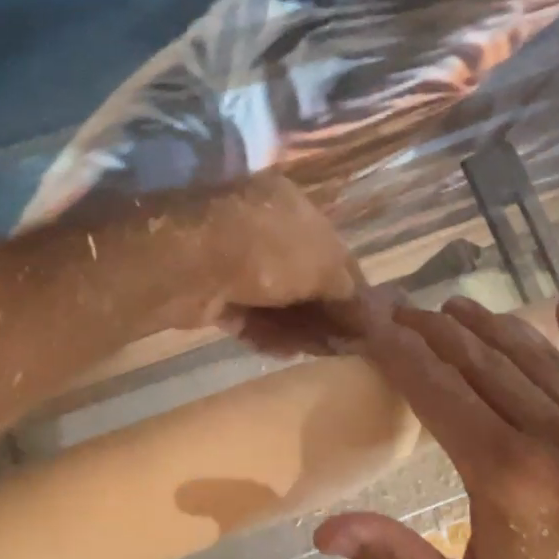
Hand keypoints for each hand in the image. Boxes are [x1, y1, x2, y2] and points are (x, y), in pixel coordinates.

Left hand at [185, 176, 362, 335]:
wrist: (188, 264)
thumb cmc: (268, 251)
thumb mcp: (324, 266)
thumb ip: (349, 291)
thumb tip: (370, 316)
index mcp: (291, 205)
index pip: (332, 249)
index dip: (350, 287)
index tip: (365, 322)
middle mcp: (261, 227)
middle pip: (301, 277)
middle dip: (321, 312)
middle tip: (340, 345)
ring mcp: (231, 260)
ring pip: (273, 299)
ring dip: (295, 327)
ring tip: (316, 354)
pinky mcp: (208, 291)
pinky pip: (246, 315)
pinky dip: (264, 333)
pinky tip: (283, 352)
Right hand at [314, 295, 558, 558]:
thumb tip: (325, 528)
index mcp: (506, 478)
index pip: (440, 394)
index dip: (402, 355)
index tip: (373, 327)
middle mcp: (556, 441)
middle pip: (485, 365)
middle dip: (437, 332)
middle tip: (404, 309)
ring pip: (540, 362)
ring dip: (494, 327)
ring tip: (457, 307)